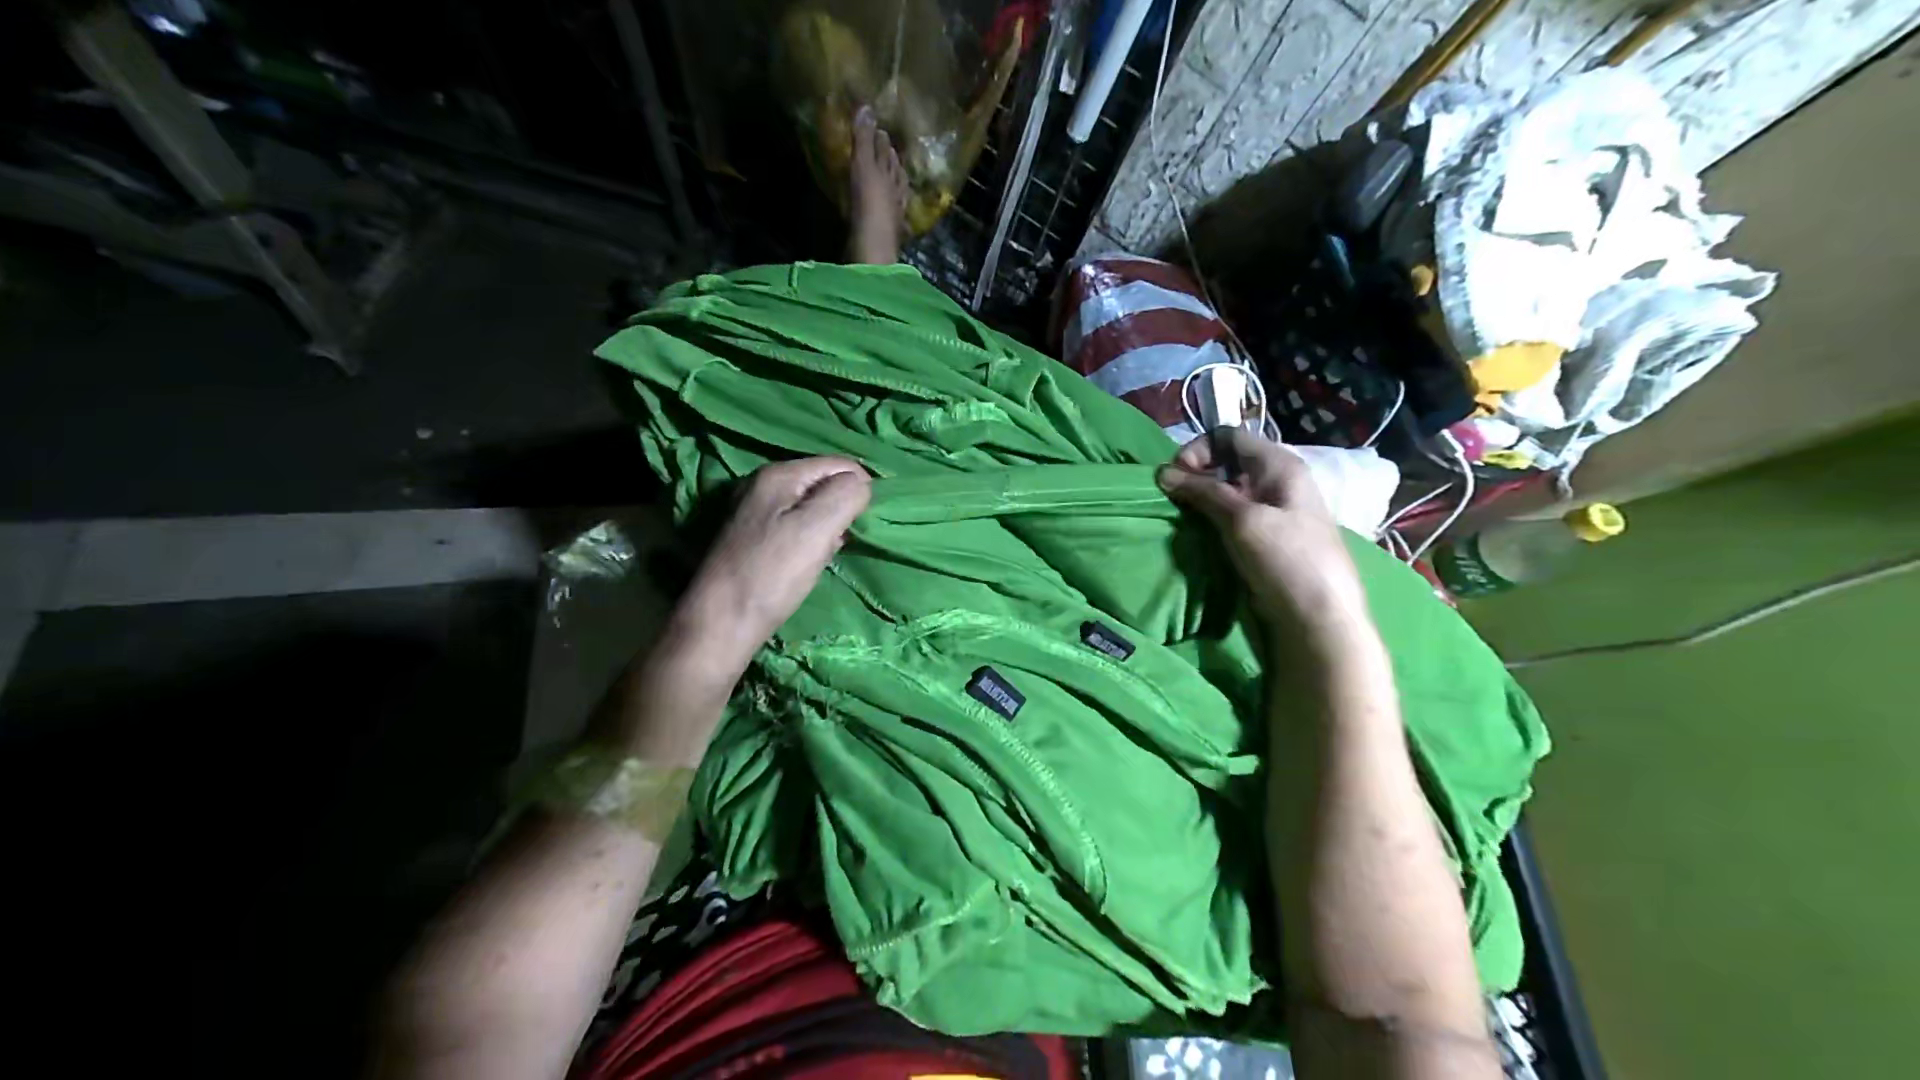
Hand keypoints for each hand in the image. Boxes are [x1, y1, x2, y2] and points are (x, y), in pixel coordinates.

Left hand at [673, 456, 871, 676]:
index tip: (859, 526)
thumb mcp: (817, 528)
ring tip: (822, 555)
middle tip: (837, 543)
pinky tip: (804, 563)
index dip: (860, 490)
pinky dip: (809, 540)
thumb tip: (862, 485)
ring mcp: (754, 509)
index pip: (842, 464)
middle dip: (842, 510)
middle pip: (825, 483)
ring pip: (812, 506)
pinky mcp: (751, 535)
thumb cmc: (773, 574)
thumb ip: (846, 496)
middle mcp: (763, 483)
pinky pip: (795, 525)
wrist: (721, 622)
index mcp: (779, 474)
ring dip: (827, 528)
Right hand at [1156, 429, 1370, 644]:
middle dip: (1196, 475)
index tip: (1177, 477)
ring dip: (1202, 500)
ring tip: (1185, 518)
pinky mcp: (1266, 537)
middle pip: (1226, 462)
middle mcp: (1277, 481)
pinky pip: (1233, 516)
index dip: (1198, 450)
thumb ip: (1203, 492)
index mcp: (1280, 465)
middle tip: (1176, 500)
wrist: (1317, 617)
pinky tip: (1201, 534)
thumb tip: (1163, 473)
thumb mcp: (1242, 519)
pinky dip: (1213, 519)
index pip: (1228, 436)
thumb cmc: (1285, 559)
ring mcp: (1273, 510)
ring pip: (1227, 491)